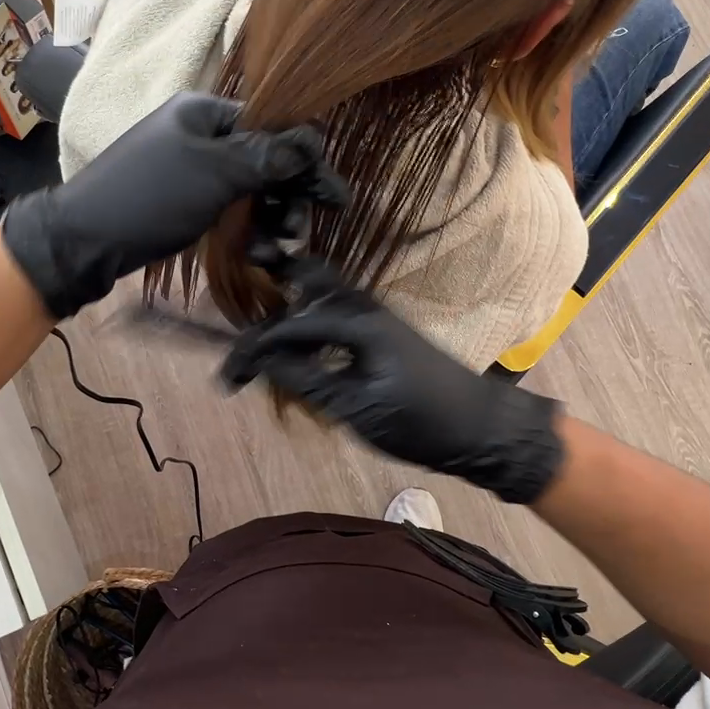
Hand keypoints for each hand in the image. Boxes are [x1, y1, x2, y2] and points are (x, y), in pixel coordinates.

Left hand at [0, 92, 342, 318]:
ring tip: (276, 249)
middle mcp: (198, 135)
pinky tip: (255, 253)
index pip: (271, 126)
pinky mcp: (181, 203)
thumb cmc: (151, 197)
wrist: (85, 241)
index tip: (331, 198)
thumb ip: (267, 155)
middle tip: (297, 232)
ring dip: (268, 218)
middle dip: (286, 197)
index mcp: (204, 112)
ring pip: (246, 190)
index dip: (303, 161)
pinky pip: (225, 210)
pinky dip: (243, 229)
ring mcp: (188, 171)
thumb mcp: (215, 173)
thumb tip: (313, 139)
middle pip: (262, 160)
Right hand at [220, 267, 565, 504]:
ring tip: (260, 331)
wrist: (481, 428)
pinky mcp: (384, 331)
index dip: (253, 350)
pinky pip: (337, 313)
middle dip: (271, 284)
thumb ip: (305, 379)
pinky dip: (311, 322)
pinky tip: (298, 346)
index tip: (228, 379)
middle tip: (242, 310)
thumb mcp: (355, 408)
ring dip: (290, 305)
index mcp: (357, 323)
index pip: (289, 328)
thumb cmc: (420, 422)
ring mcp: (378, 316)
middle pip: (308, 279)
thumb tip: (262, 358)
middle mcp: (365, 307)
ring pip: (323, 294)